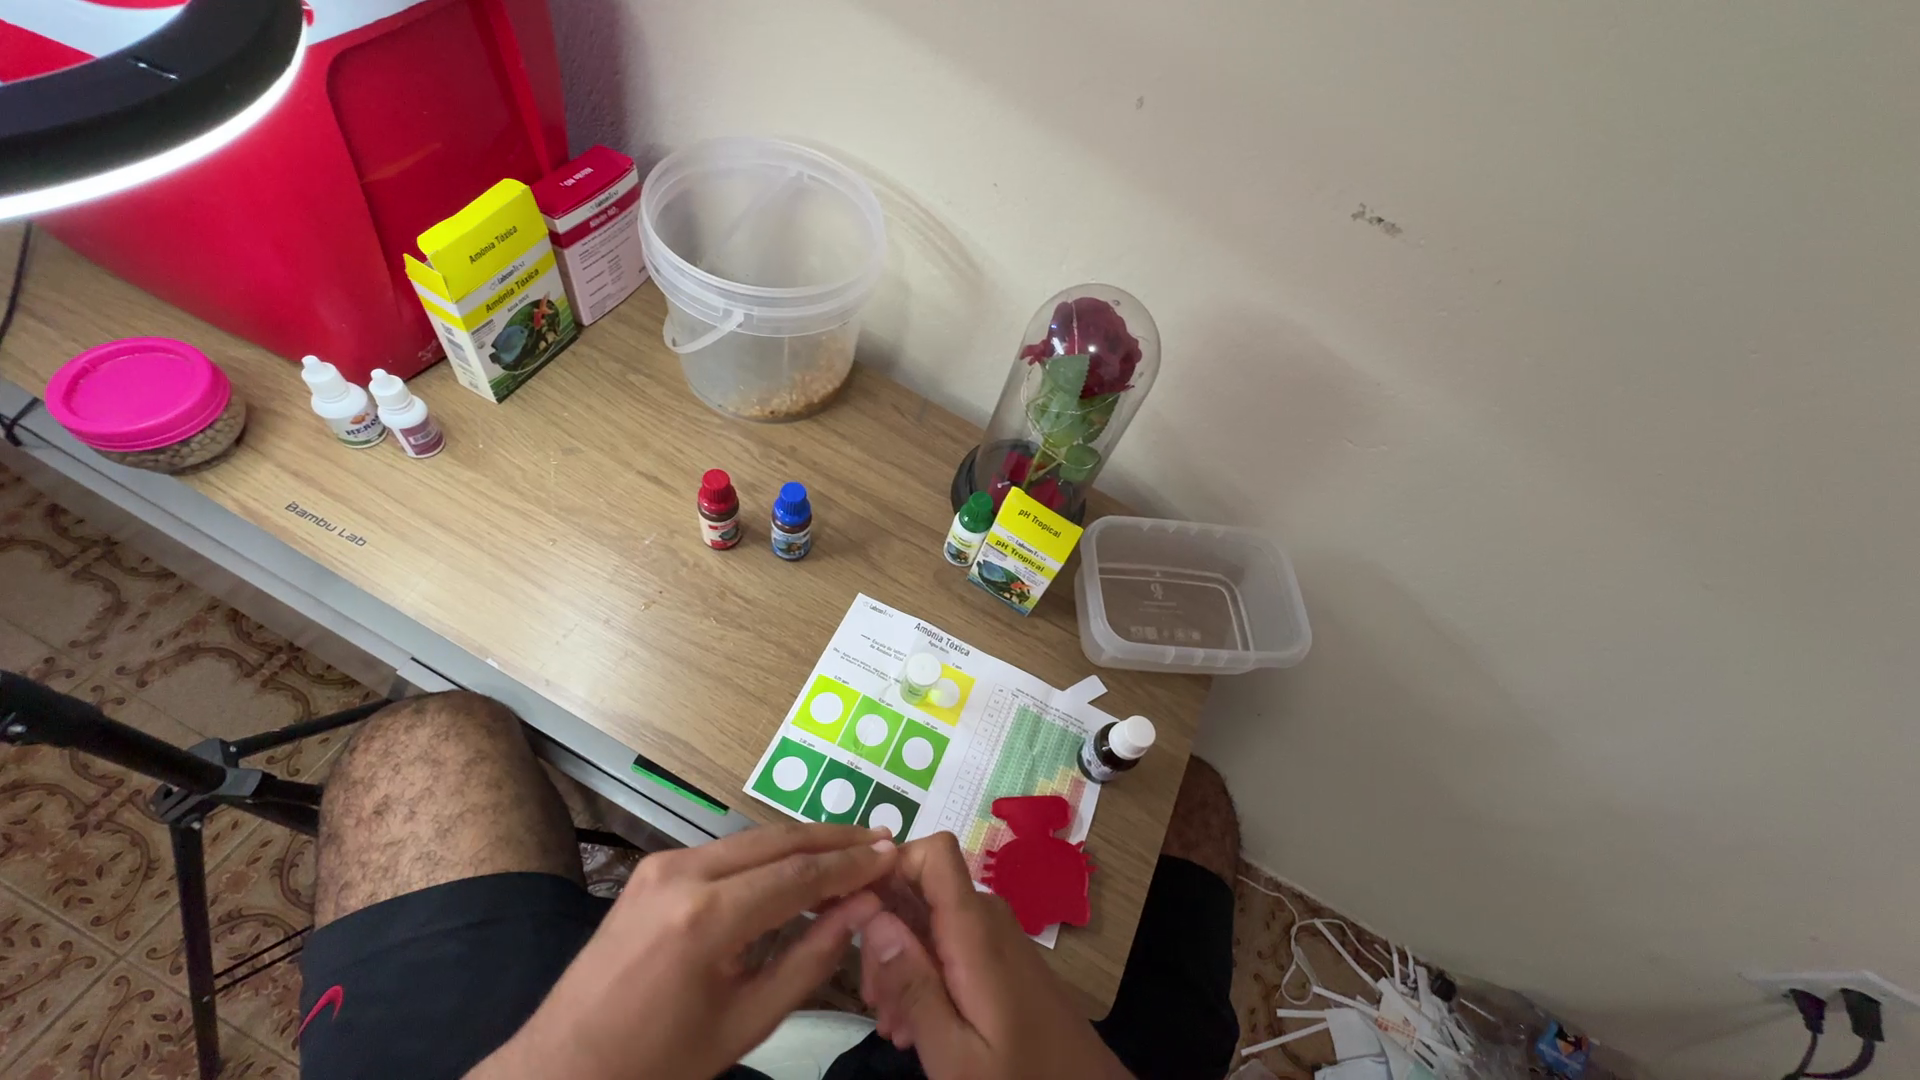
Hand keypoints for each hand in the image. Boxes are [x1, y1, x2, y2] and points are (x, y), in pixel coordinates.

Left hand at [470, 823, 897, 1079]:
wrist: (562, 1069)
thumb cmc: (658, 1062)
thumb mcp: (746, 1023)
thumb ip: (811, 959)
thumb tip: (861, 909)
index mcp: (706, 917)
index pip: (799, 875)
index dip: (851, 864)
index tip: (893, 854)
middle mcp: (684, 872)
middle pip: (779, 840)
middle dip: (835, 839)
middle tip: (882, 838)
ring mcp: (663, 863)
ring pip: (754, 838)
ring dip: (805, 841)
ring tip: (852, 846)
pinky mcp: (653, 866)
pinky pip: (727, 850)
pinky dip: (770, 852)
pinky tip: (797, 861)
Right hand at [859, 832, 1130, 1078]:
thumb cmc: (1021, 1078)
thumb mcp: (955, 1054)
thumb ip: (911, 984)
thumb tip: (872, 916)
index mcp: (975, 930)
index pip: (933, 851)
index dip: (892, 866)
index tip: (858, 915)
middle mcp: (986, 916)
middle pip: (920, 888)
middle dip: (885, 933)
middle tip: (877, 1003)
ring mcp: (995, 934)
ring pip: (929, 917)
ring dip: (902, 961)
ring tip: (897, 1026)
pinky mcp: (999, 954)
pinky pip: (949, 940)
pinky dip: (926, 971)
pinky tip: (919, 1023)